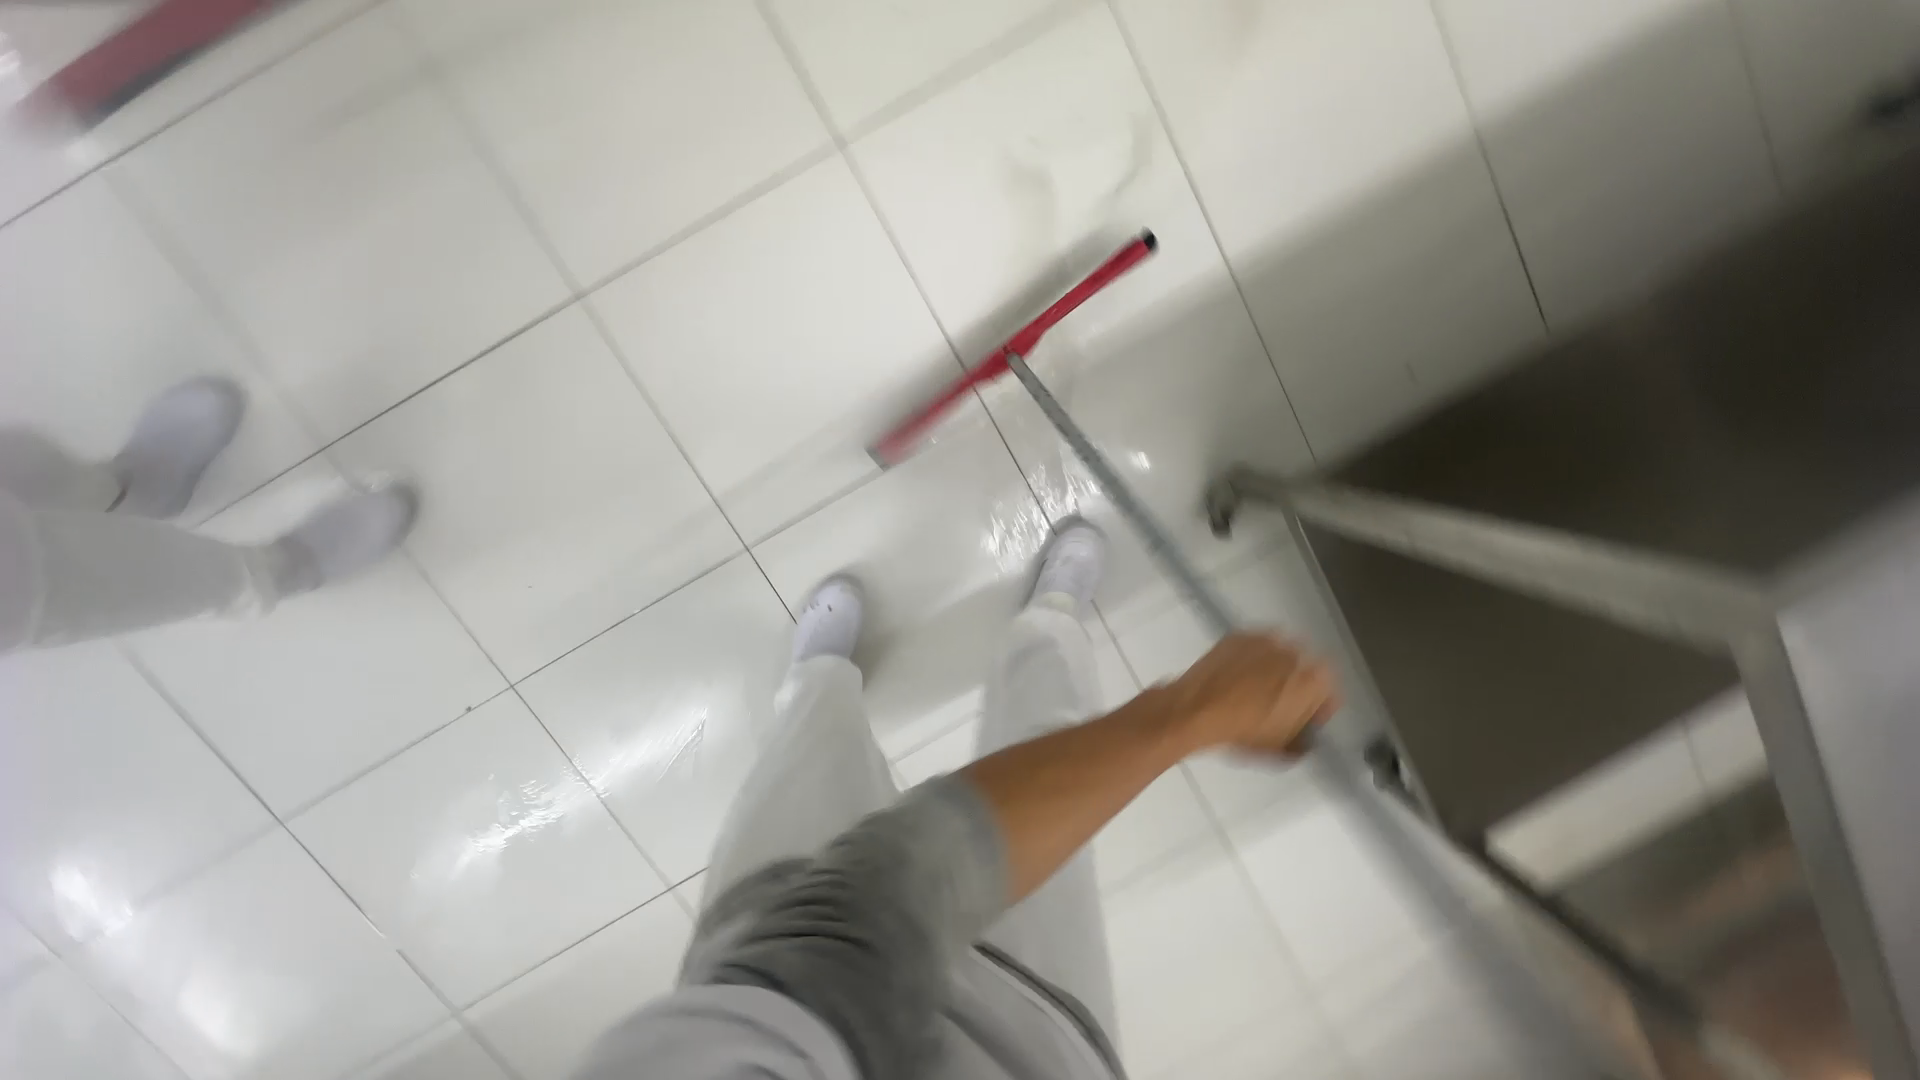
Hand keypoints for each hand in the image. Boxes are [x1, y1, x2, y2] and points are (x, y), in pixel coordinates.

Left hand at [1162, 632, 1338, 757]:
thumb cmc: (1242, 729)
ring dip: (1272, 670)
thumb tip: (1302, 740)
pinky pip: (1251, 648)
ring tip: (1253, 693)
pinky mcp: (1238, 635)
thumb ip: (1304, 742)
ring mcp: (1265, 639)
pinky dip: (1247, 660)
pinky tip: (1236, 678)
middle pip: (1304, 670)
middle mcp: (1295, 651)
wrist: (1197, 708)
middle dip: (1295, 686)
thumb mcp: (1283, 749)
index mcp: (1316, 679)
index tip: (1308, 719)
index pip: (1329, 693)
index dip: (1318, 709)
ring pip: (1278, 656)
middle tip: (1278, 706)